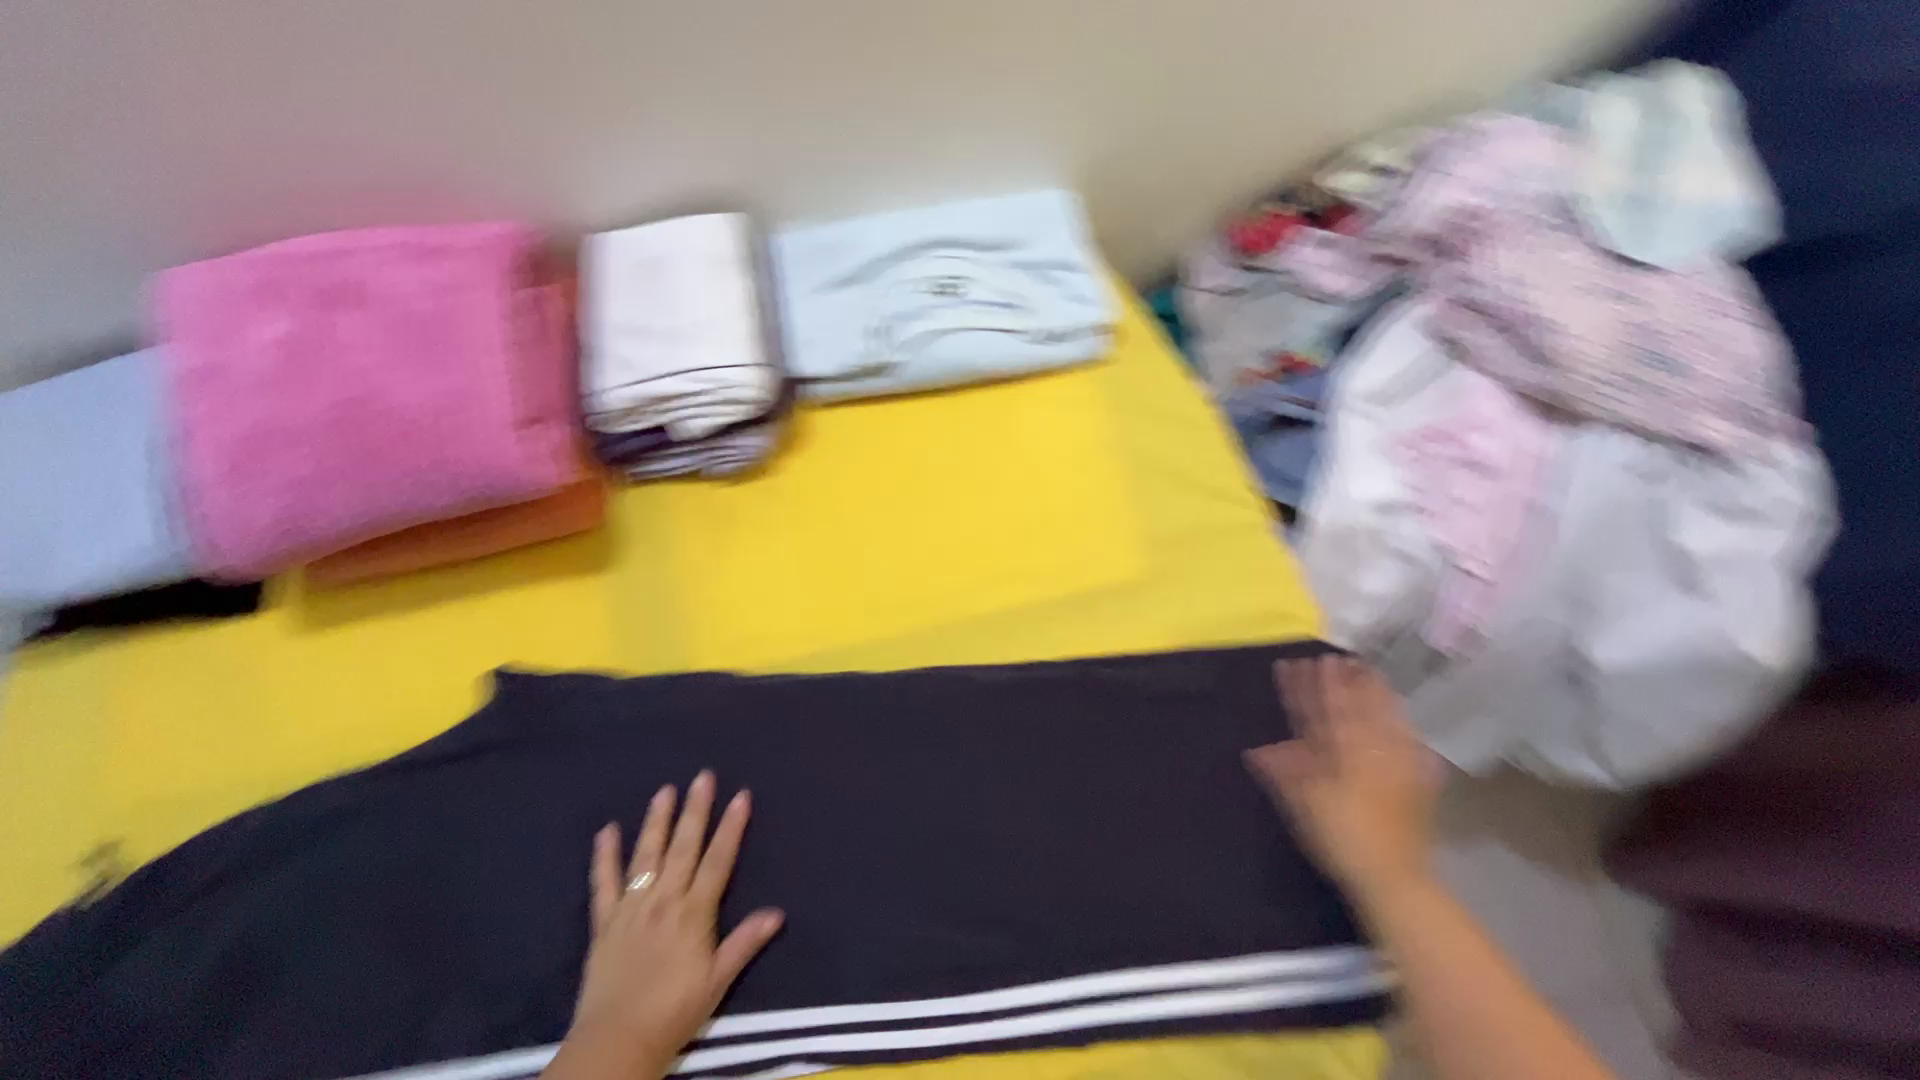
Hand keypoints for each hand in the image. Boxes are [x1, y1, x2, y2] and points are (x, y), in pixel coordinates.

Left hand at [556, 771, 784, 1076]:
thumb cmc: (675, 1013)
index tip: (741, 796)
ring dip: (656, 821)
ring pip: (646, 855)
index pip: (718, 861)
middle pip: (683, 848)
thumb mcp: (718, 982)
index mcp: (694, 914)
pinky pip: (603, 883)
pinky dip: (604, 856)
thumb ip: (745, 943)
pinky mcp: (604, 922)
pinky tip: (606, 830)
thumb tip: (777, 912)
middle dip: (695, 810)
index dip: (731, 827)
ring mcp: (631, 908)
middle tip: (702, 777)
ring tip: (664, 790)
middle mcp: (664, 901)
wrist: (617, 1042)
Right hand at [1245, 656, 1442, 899]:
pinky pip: (1407, 738)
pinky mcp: (1415, 778)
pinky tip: (1399, 714)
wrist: (1393, 876)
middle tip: (1332, 657)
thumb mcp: (1301, 804)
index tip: (1295, 661)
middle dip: (1340, 681)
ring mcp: (1396, 761)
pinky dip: (1399, 720)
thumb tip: (1257, 749)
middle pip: (1353, 705)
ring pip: (1383, 715)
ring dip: (1371, 691)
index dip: (1306, 685)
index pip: (1318, 709)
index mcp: (1339, 750)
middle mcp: (1369, 748)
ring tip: (1365, 670)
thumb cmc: (1339, 837)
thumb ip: (1283, 771)